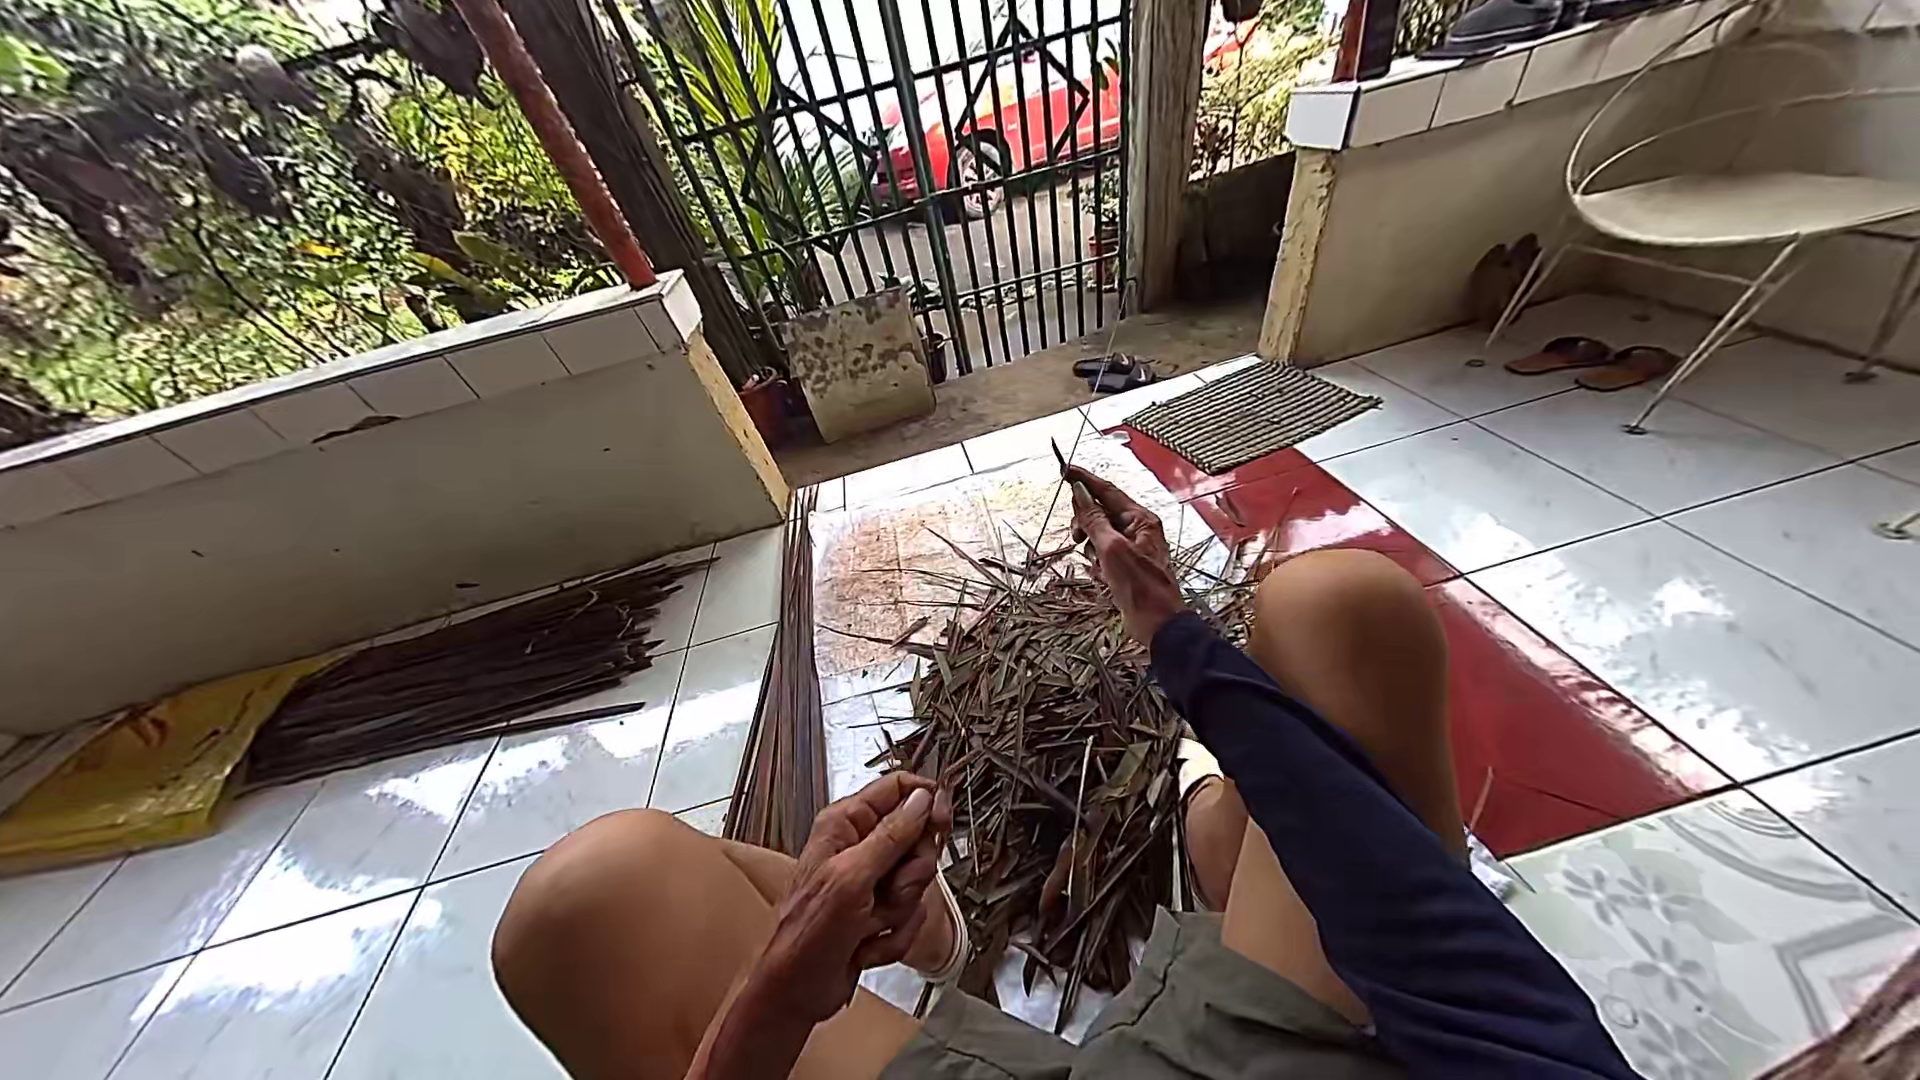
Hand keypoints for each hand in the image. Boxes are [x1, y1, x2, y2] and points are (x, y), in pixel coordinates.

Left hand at [751, 773, 951, 1025]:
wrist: (795, 994)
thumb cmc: (805, 935)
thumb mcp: (852, 877)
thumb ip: (891, 836)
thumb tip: (921, 799)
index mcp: (847, 822)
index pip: (898, 788)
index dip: (925, 799)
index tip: (941, 821)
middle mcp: (861, 844)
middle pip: (917, 837)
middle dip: (910, 873)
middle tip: (890, 890)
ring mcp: (873, 877)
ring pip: (918, 877)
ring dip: (899, 908)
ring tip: (870, 922)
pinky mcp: (881, 908)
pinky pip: (912, 911)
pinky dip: (894, 934)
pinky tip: (867, 944)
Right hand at [1067, 465, 1186, 645]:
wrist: (1158, 623)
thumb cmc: (1141, 586)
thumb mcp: (1112, 549)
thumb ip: (1094, 519)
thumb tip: (1079, 493)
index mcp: (1140, 519)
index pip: (1107, 490)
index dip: (1084, 480)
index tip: (1064, 470)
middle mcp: (1137, 529)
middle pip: (1100, 512)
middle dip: (1085, 523)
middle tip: (1076, 537)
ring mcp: (1132, 547)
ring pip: (1098, 534)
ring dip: (1091, 548)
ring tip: (1097, 565)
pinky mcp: (1125, 565)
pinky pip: (1102, 554)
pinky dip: (1097, 563)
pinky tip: (1103, 577)